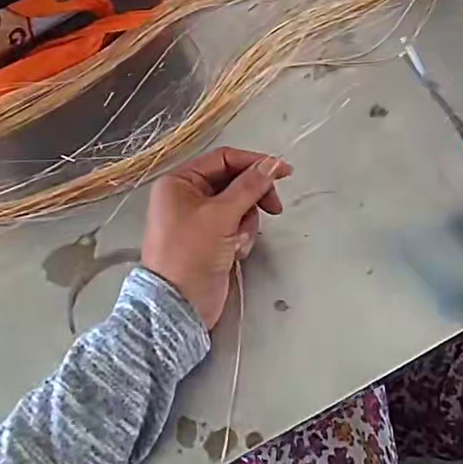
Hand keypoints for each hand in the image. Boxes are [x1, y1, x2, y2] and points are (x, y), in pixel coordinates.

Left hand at [141, 148, 291, 328]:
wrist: (180, 304)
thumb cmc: (191, 252)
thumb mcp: (220, 215)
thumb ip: (249, 186)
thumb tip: (271, 163)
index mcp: (179, 181)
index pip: (223, 159)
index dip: (254, 162)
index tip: (283, 171)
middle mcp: (187, 195)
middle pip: (234, 182)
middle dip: (252, 198)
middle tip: (274, 208)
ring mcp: (199, 218)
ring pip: (239, 206)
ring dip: (246, 223)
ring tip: (237, 241)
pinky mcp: (211, 239)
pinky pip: (237, 226)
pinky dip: (241, 237)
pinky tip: (234, 253)